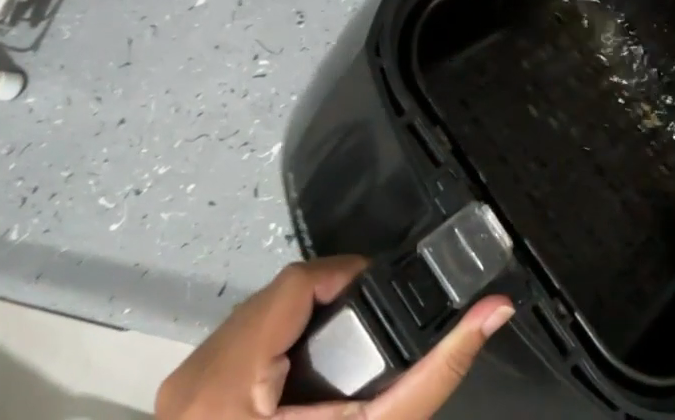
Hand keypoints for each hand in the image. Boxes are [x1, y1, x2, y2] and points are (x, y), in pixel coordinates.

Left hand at [156, 258, 514, 419]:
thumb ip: (434, 373)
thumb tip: (495, 309)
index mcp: (229, 383)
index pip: (295, 282)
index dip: (347, 273)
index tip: (385, 291)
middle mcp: (193, 377)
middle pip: (275, 295)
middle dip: (329, 297)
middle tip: (372, 320)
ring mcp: (179, 390)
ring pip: (254, 315)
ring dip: (302, 316)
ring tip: (345, 340)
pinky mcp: (179, 400)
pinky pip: (235, 343)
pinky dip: (274, 341)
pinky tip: (304, 368)